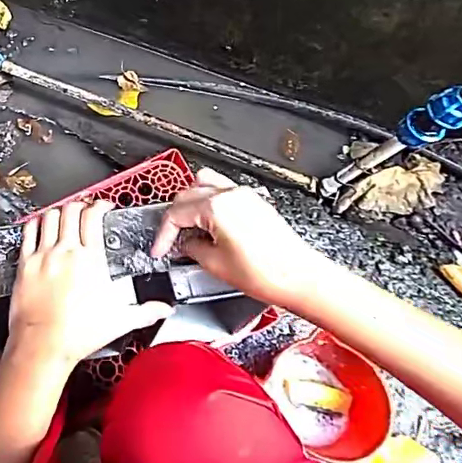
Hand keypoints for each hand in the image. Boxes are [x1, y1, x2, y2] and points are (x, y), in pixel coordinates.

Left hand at [8, 200, 169, 371]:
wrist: (43, 345)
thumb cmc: (77, 334)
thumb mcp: (120, 321)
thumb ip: (145, 311)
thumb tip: (162, 309)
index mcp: (90, 260)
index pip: (93, 217)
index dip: (100, 205)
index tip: (103, 206)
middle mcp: (66, 252)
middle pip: (71, 210)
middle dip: (80, 205)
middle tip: (84, 209)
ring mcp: (44, 256)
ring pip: (49, 216)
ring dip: (58, 212)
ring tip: (63, 215)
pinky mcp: (25, 264)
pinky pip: (28, 231)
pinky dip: (35, 223)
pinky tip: (39, 226)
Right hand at [150, 168, 330, 305]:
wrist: (301, 278)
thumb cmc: (268, 272)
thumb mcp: (215, 265)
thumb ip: (192, 249)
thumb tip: (185, 245)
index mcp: (216, 207)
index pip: (175, 213)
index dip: (163, 234)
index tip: (159, 247)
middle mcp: (230, 194)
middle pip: (187, 194)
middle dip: (174, 217)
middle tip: (171, 239)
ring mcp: (245, 195)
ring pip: (205, 184)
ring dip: (191, 202)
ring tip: (189, 225)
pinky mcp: (255, 202)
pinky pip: (224, 191)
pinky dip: (210, 203)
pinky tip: (211, 226)